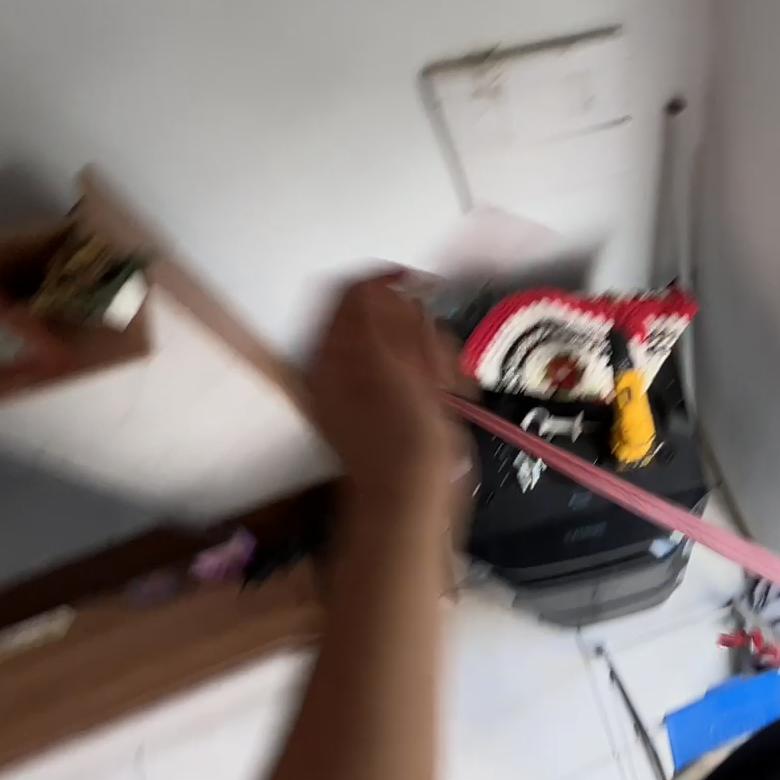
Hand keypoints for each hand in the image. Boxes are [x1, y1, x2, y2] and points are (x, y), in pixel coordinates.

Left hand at [307, 273, 468, 507]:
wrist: (411, 499)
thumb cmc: (402, 437)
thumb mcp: (391, 369)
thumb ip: (382, 322)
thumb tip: (384, 286)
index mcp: (334, 353)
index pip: (352, 292)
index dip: (387, 280)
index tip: (423, 286)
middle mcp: (345, 364)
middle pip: (384, 315)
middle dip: (418, 329)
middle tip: (433, 356)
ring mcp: (370, 385)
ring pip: (408, 342)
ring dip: (432, 353)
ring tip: (443, 382)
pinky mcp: (394, 402)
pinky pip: (420, 367)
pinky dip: (437, 372)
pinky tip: (445, 393)